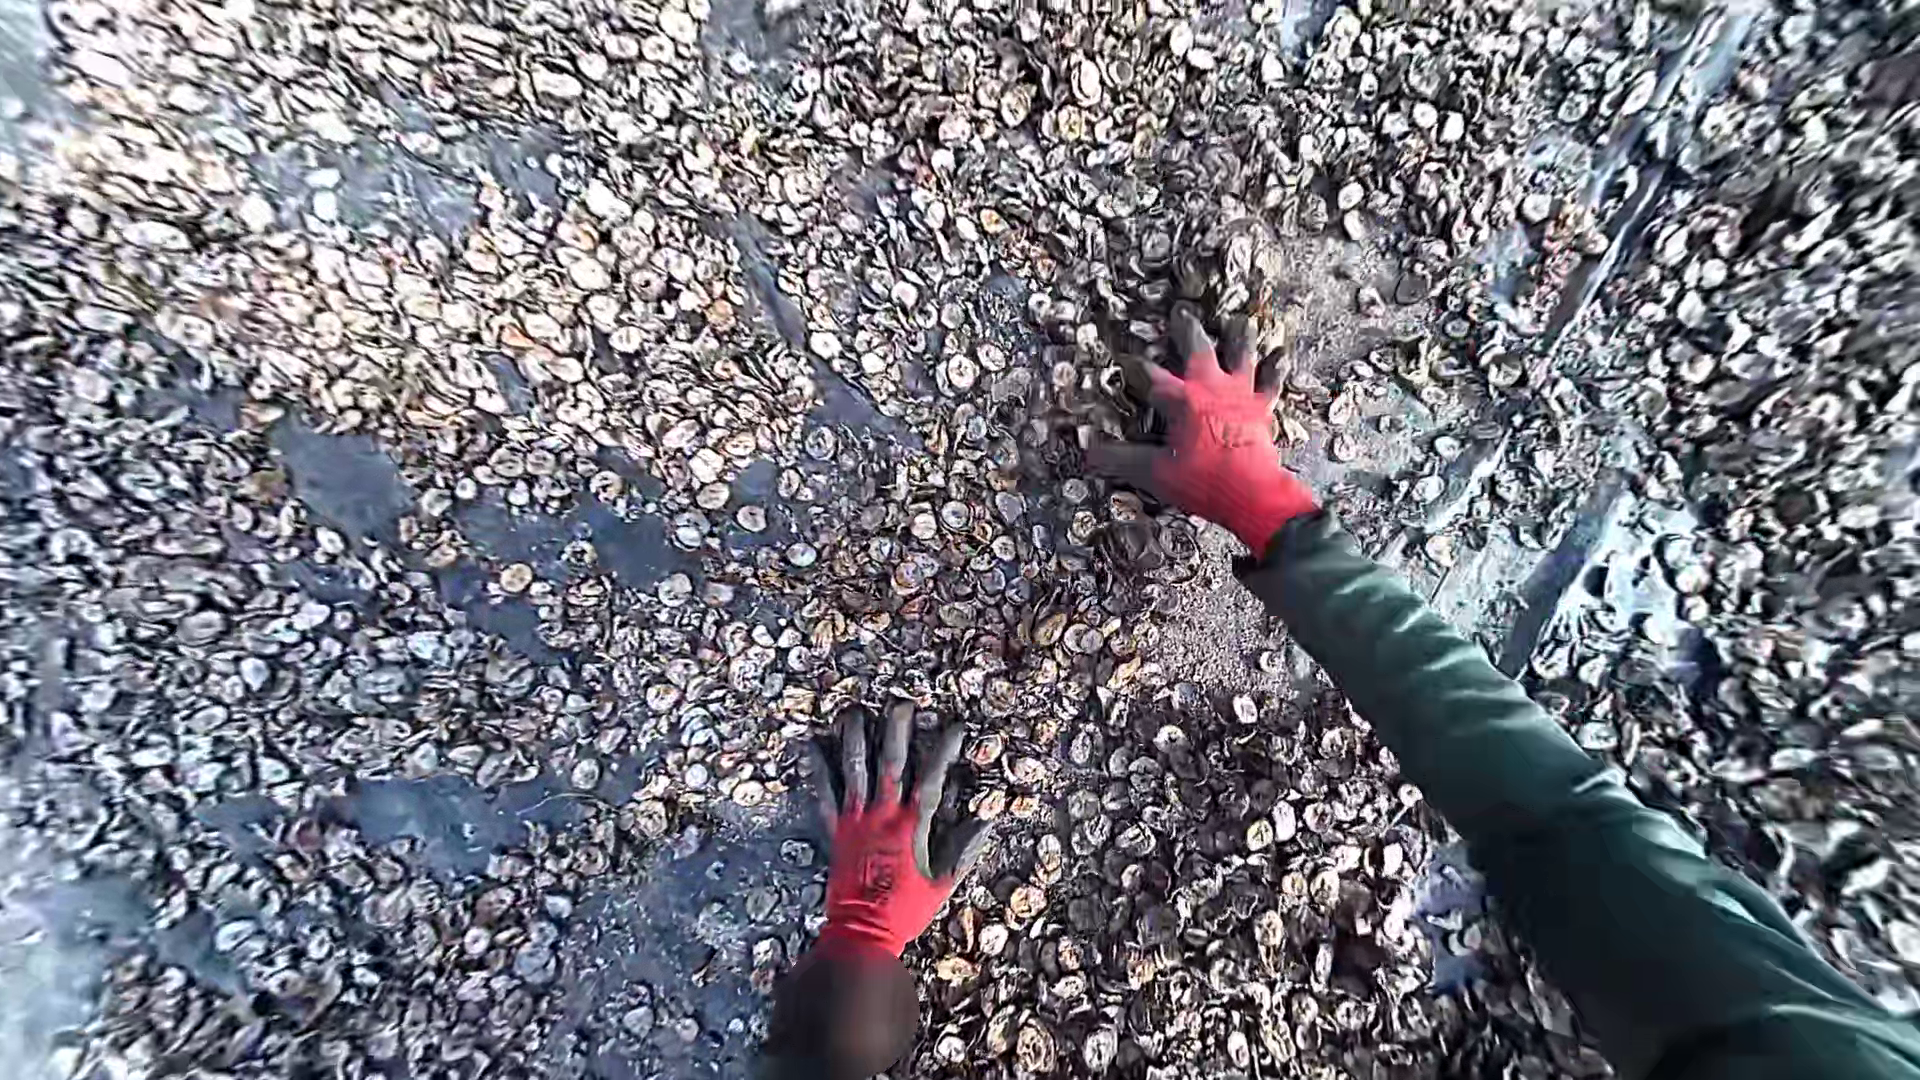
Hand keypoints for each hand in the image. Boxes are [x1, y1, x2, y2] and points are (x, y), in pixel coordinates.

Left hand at [807, 703, 990, 957]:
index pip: (931, 778)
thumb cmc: (904, 910)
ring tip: (854, 711)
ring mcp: (855, 818)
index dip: (945, 750)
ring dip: (854, 738)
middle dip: (895, 730)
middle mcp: (882, 813)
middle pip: (889, 762)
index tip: (957, 727)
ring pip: (854, 769)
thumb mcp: (943, 884)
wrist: (859, 935)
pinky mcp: (835, 828)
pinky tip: (811, 744)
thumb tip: (988, 818)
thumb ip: (964, 850)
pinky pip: (824, 793)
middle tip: (900, 702)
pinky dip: (817, 768)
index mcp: (911, 825)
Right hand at [1091, 302, 1317, 557]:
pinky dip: (1275, 369)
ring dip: (1239, 337)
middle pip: (1198, 349)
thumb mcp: (1155, 472)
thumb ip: (1121, 459)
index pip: (1150, 377)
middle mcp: (1212, 388)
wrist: (1253, 494)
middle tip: (1181, 314)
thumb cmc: (1203, 481)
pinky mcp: (1262, 408)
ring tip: (1238, 321)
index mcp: (1182, 400)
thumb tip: (1089, 453)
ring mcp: (1240, 394)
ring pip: (1241, 355)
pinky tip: (1280, 356)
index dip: (1133, 366)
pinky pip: (1271, 382)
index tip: (1123, 358)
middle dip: (1186, 330)